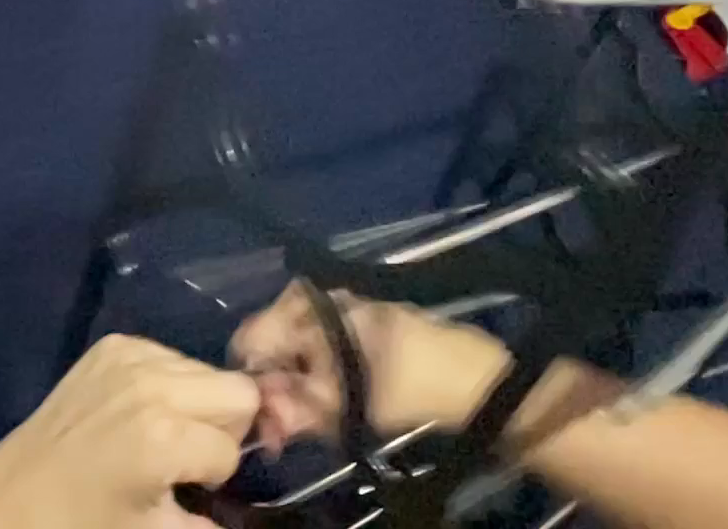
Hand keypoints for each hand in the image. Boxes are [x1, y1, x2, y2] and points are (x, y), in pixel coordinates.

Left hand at [0, 334, 259, 528]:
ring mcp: (130, 356)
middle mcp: (152, 384)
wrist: (17, 494)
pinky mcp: (113, 344)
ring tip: (164, 429)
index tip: (193, 484)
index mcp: (163, 436)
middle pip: (236, 389)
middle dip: (225, 425)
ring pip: (207, 368)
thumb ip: (207, 522)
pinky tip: (140, 406)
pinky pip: (170, 353)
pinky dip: (168, 380)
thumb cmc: (85, 522)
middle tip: (192, 452)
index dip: (217, 473)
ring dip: (197, 401)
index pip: (231, 447)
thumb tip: (238, 510)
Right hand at [229, 281, 510, 455]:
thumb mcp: (350, 407)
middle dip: (274, 385)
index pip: (253, 337)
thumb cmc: (412, 387)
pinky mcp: (353, 316)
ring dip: (293, 381)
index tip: (266, 421)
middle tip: (285, 429)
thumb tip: (263, 420)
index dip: (253, 381)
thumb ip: (299, 411)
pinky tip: (325, 396)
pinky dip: (313, 369)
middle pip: (271, 338)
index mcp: (311, 308)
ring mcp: (336, 303)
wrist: (474, 376)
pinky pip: (315, 340)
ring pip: (292, 342)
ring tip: (309, 416)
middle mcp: (317, 297)